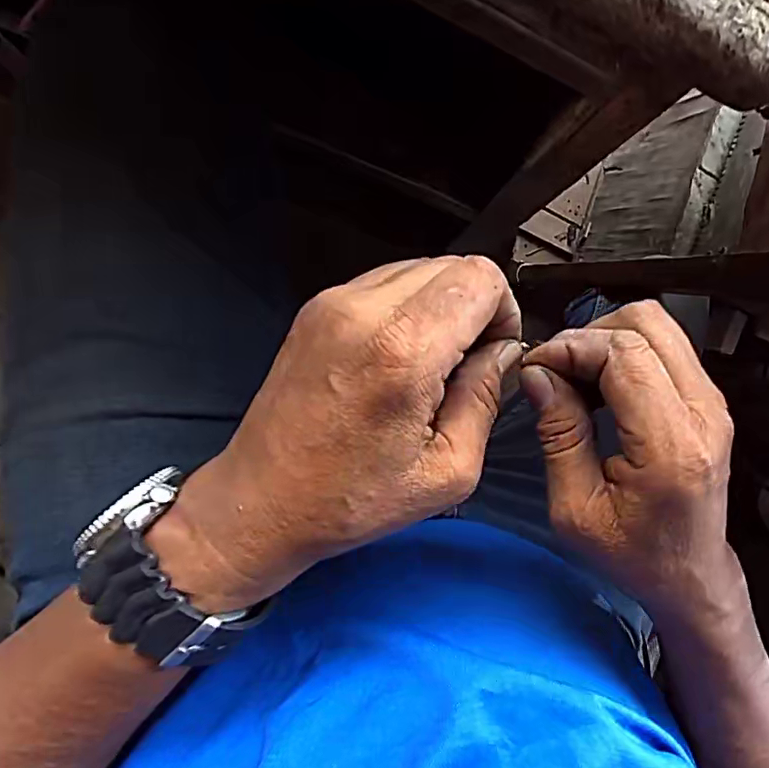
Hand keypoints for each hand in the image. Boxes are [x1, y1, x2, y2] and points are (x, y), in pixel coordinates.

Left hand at [147, 256, 521, 610]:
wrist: (263, 502)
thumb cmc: (347, 497)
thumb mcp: (450, 468)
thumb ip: (488, 397)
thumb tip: (504, 355)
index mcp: (403, 351)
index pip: (481, 279)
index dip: (505, 312)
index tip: (496, 351)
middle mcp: (364, 313)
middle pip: (456, 265)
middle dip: (479, 307)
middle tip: (471, 360)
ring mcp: (334, 305)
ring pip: (423, 268)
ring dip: (445, 306)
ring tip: (434, 363)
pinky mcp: (319, 310)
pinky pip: (389, 283)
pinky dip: (413, 309)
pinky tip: (405, 357)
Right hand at [519, 301, 739, 625]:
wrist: (689, 574)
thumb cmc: (640, 556)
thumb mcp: (577, 510)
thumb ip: (560, 435)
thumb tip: (539, 377)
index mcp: (672, 446)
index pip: (624, 354)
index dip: (571, 348)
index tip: (538, 366)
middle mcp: (703, 415)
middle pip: (646, 324)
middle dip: (588, 335)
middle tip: (555, 369)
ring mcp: (712, 405)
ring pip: (659, 327)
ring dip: (608, 340)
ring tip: (576, 376)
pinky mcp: (708, 402)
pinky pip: (666, 348)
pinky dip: (626, 353)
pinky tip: (601, 385)